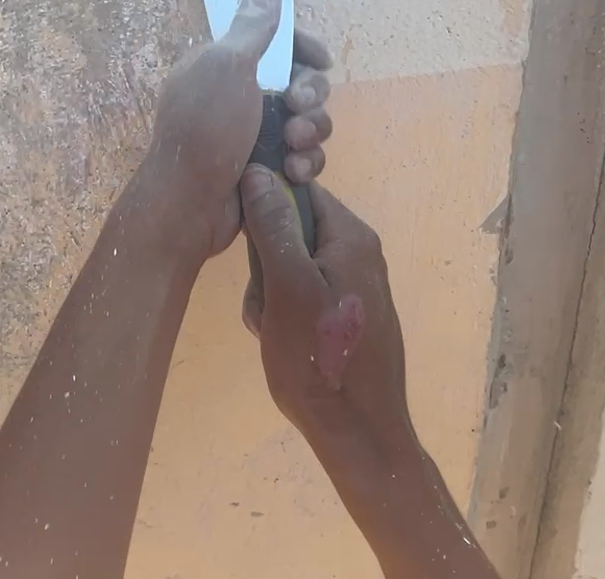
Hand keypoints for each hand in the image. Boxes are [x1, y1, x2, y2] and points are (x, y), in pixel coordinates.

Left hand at [142, 0, 333, 260]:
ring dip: (311, 131)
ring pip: (309, 121)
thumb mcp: (227, 65)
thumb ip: (254, 24)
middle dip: (309, 95)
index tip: (321, 59)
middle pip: (301, 82)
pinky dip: (306, 161)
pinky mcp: (269, 166)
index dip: (303, 49)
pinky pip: (305, 155)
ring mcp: (256, 133)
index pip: (276, 44)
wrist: (191, 204)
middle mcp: (242, 96)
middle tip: (297, 108)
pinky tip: (294, 171)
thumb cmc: (206, 127)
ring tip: (293, 146)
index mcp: (226, 65)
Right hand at [240, 171, 497, 578]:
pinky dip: (285, 311)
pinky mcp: (346, 313)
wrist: (358, 435)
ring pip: (292, 264)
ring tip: (271, 326)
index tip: (246, 238)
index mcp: (351, 236)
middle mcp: (358, 252)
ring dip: (271, 291)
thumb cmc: (319, 357)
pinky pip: (304, 292)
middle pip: (294, 229)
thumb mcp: (287, 285)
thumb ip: (273, 225)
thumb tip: (259, 171)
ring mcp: (353, 285)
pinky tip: (280, 340)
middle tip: (264, 298)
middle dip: (266, 261)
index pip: (300, 190)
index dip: (267, 206)